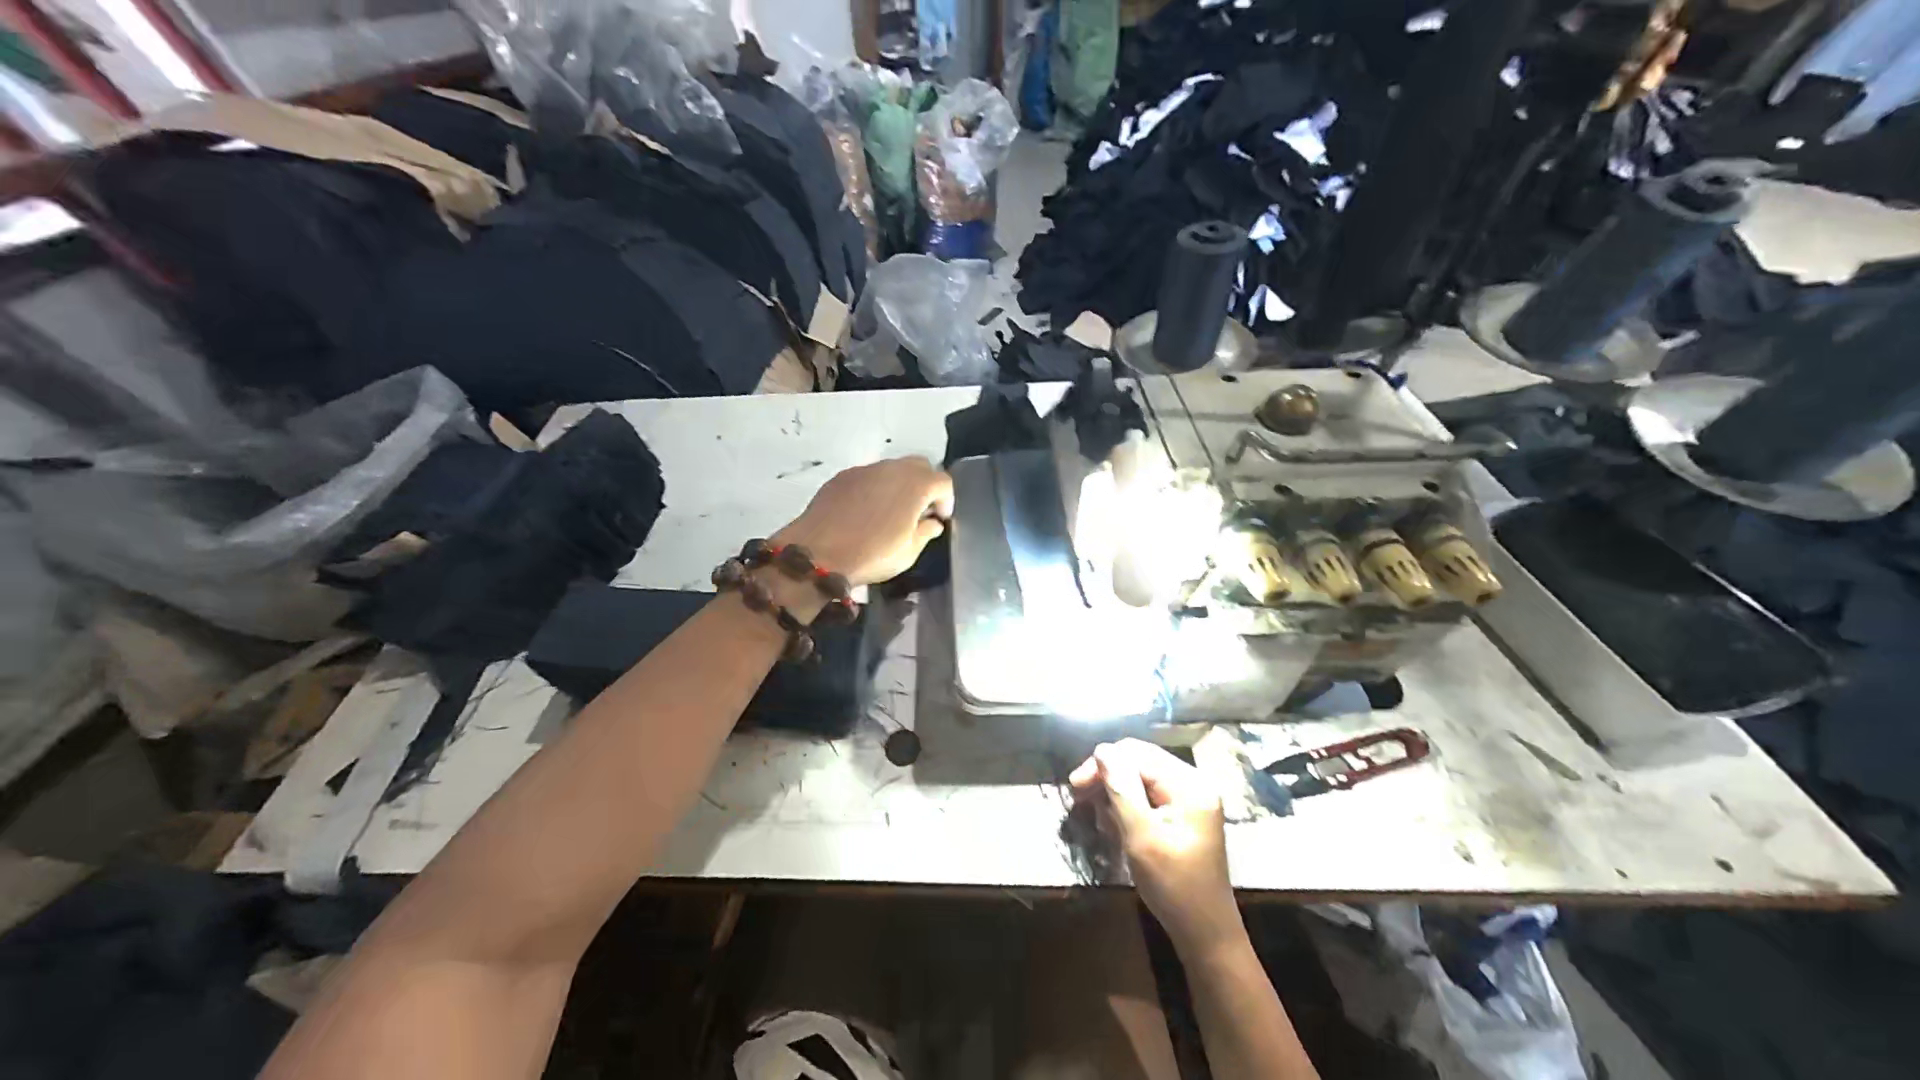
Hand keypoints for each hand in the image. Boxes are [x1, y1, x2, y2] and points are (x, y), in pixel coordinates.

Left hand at [775, 457, 954, 585]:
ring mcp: (865, 470)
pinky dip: (875, 488)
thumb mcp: (907, 552)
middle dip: (925, 485)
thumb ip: (925, 533)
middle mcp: (892, 469)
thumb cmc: (871, 554)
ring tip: (892, 511)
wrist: (816, 553)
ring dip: (899, 484)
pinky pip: (868, 476)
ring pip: (892, 468)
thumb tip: (932, 523)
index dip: (947, 500)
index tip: (940, 519)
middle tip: (920, 510)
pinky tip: (866, 512)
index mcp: (915, 485)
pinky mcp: (842, 476)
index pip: (943, 482)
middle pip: (920, 466)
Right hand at [1070, 739, 1242, 958]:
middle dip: (1107, 778)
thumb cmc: (1174, 886)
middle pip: (1140, 762)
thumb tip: (1102, 750)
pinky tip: (1115, 826)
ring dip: (1115, 794)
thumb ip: (1122, 789)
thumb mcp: (1142, 836)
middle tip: (1079, 798)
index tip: (1075, 787)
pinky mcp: (1183, 816)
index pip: (1138, 754)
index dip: (1103, 765)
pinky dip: (1128, 807)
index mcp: (1190, 784)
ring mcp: (1190, 800)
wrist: (1205, 934)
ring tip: (1099, 819)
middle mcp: (1193, 784)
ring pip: (1141, 779)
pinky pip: (1148, 797)